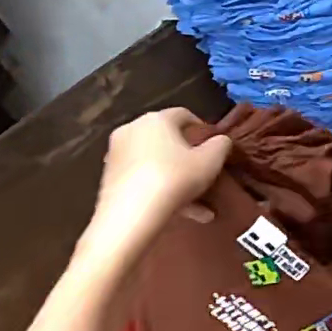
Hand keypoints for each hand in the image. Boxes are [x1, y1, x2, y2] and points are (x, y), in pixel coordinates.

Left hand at [95, 108, 231, 233]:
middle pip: (167, 140)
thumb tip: (221, 140)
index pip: (184, 115)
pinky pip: (143, 179)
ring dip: (178, 179)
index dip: (202, 128)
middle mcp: (133, 130)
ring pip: (156, 163)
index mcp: (157, 119)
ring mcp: (118, 154)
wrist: (129, 215)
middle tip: (204, 173)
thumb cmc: (174, 178)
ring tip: (198, 203)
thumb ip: (221, 145)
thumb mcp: (210, 161)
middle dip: (188, 158)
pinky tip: (182, 213)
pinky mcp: (110, 177)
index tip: (214, 145)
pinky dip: (161, 191)